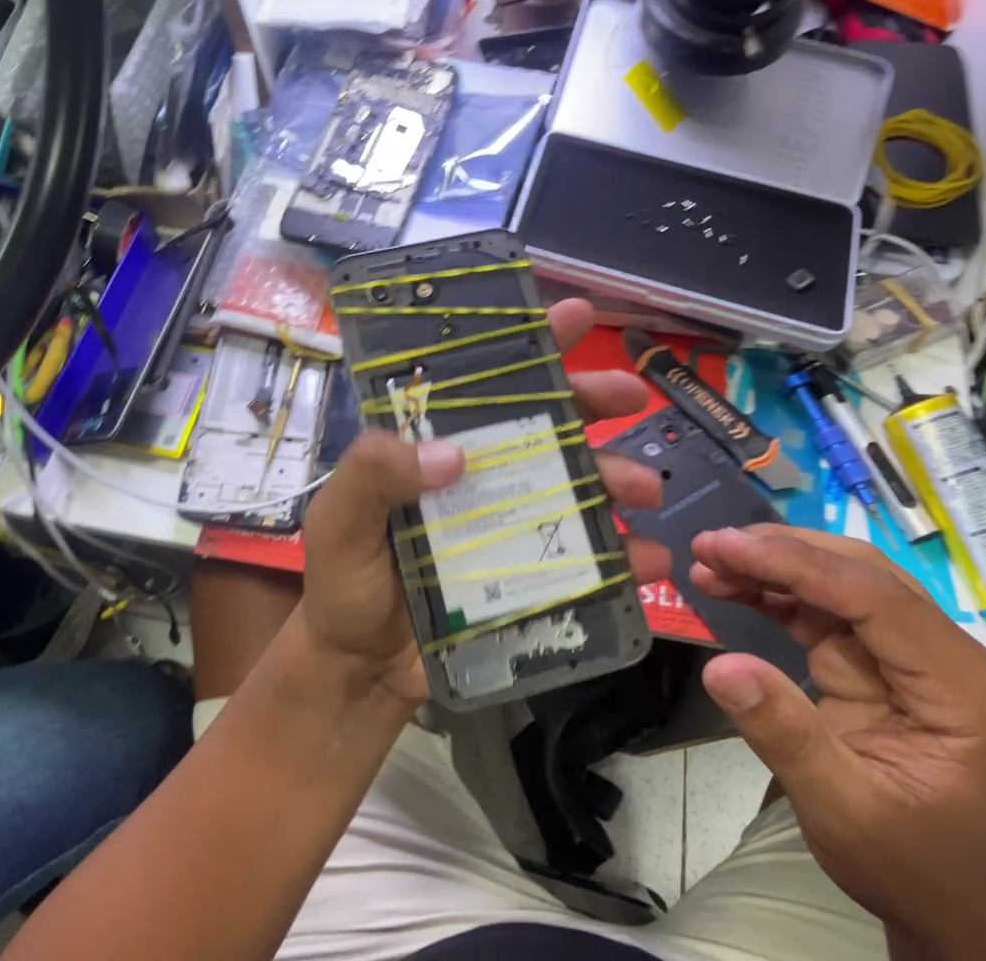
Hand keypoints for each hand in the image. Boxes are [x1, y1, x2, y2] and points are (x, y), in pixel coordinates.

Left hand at [299, 298, 669, 705]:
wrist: (364, 670)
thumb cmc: (344, 586)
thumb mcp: (337, 522)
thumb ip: (372, 476)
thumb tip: (454, 455)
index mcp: (429, 448)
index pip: (479, 382)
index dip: (527, 344)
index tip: (574, 315)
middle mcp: (477, 474)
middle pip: (543, 424)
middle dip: (593, 403)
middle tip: (632, 400)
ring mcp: (508, 522)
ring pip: (575, 484)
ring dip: (618, 477)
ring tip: (643, 490)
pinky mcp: (531, 572)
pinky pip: (586, 554)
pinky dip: (624, 553)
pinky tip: (648, 559)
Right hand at [689, 525, 985, 954]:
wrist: (947, 909)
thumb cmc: (910, 867)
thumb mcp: (843, 809)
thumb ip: (785, 733)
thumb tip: (719, 667)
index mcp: (967, 690)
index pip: (879, 601)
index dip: (799, 566)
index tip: (726, 547)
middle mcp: (952, 660)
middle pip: (867, 578)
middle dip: (785, 554)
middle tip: (710, 544)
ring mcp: (917, 660)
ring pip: (844, 586)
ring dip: (776, 568)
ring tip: (710, 560)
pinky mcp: (883, 667)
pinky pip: (828, 615)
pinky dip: (779, 597)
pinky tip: (734, 586)